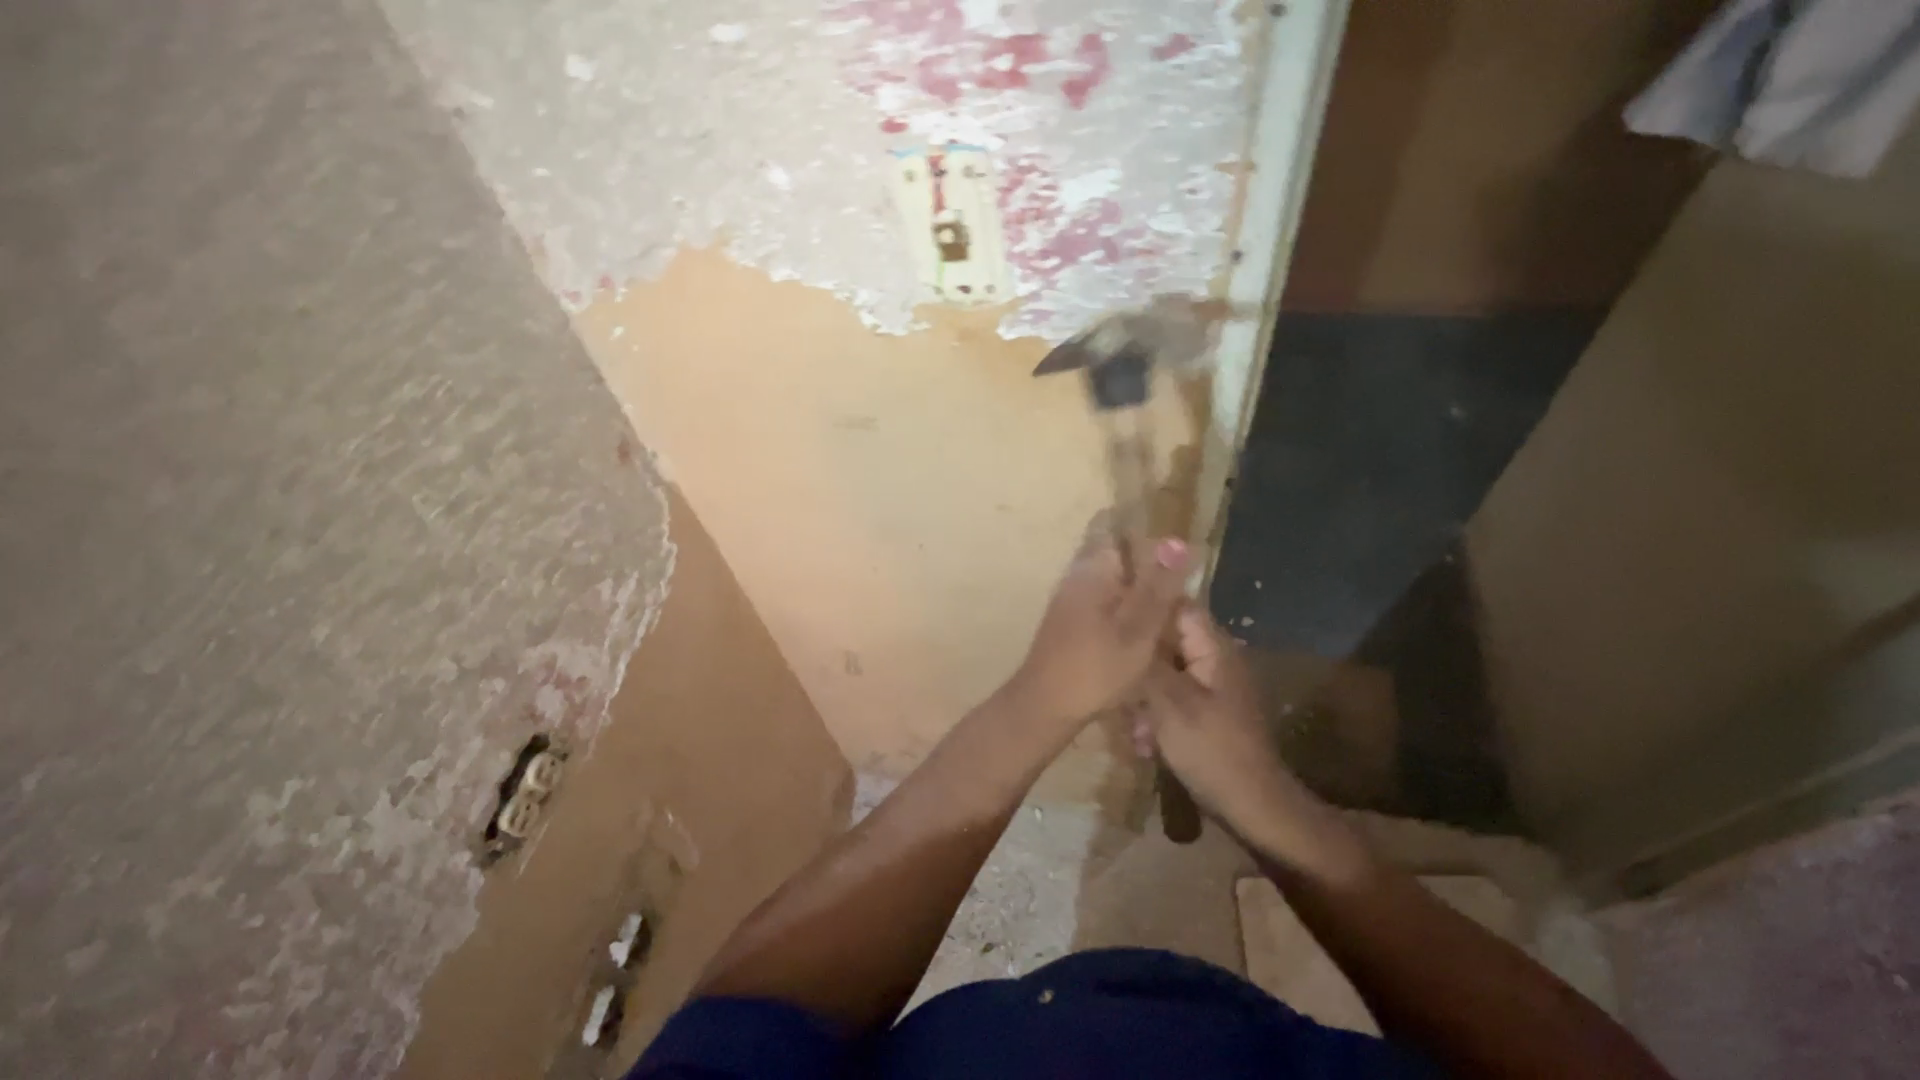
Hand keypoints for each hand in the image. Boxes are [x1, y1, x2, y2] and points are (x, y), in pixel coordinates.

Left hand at [1005, 533, 1190, 730]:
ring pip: (1110, 581)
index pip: (1115, 528)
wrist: (1045, 706)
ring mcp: (1069, 600)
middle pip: (1115, 556)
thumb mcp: (1138, 629)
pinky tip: (1142, 629)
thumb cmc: (1096, 667)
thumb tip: (1177, 541)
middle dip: (1145, 564)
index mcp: (1093, 570)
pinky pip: (1102, 601)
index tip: (1174, 546)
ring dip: (1136, 590)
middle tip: (1180, 583)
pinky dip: (1123, 608)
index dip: (1145, 532)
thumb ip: (1158, 586)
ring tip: (1168, 608)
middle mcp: (1077, 577)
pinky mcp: (1068, 622)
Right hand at [1131, 605, 1322, 841]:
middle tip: (1108, 676)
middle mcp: (1213, 661)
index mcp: (1213, 649)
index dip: (1144, 603)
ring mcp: (1210, 689)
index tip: (1108, 612)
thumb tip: (1123, 624)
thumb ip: (1146, 661)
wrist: (1251, 805)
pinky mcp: (1203, 714)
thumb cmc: (1212, 748)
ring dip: (1142, 695)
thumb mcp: (1170, 702)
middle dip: (1136, 660)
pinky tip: (1143, 744)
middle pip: (1165, 641)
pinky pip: (1170, 700)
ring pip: (1163, 673)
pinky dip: (1154, 716)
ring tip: (1129, 724)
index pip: (1177, 605)